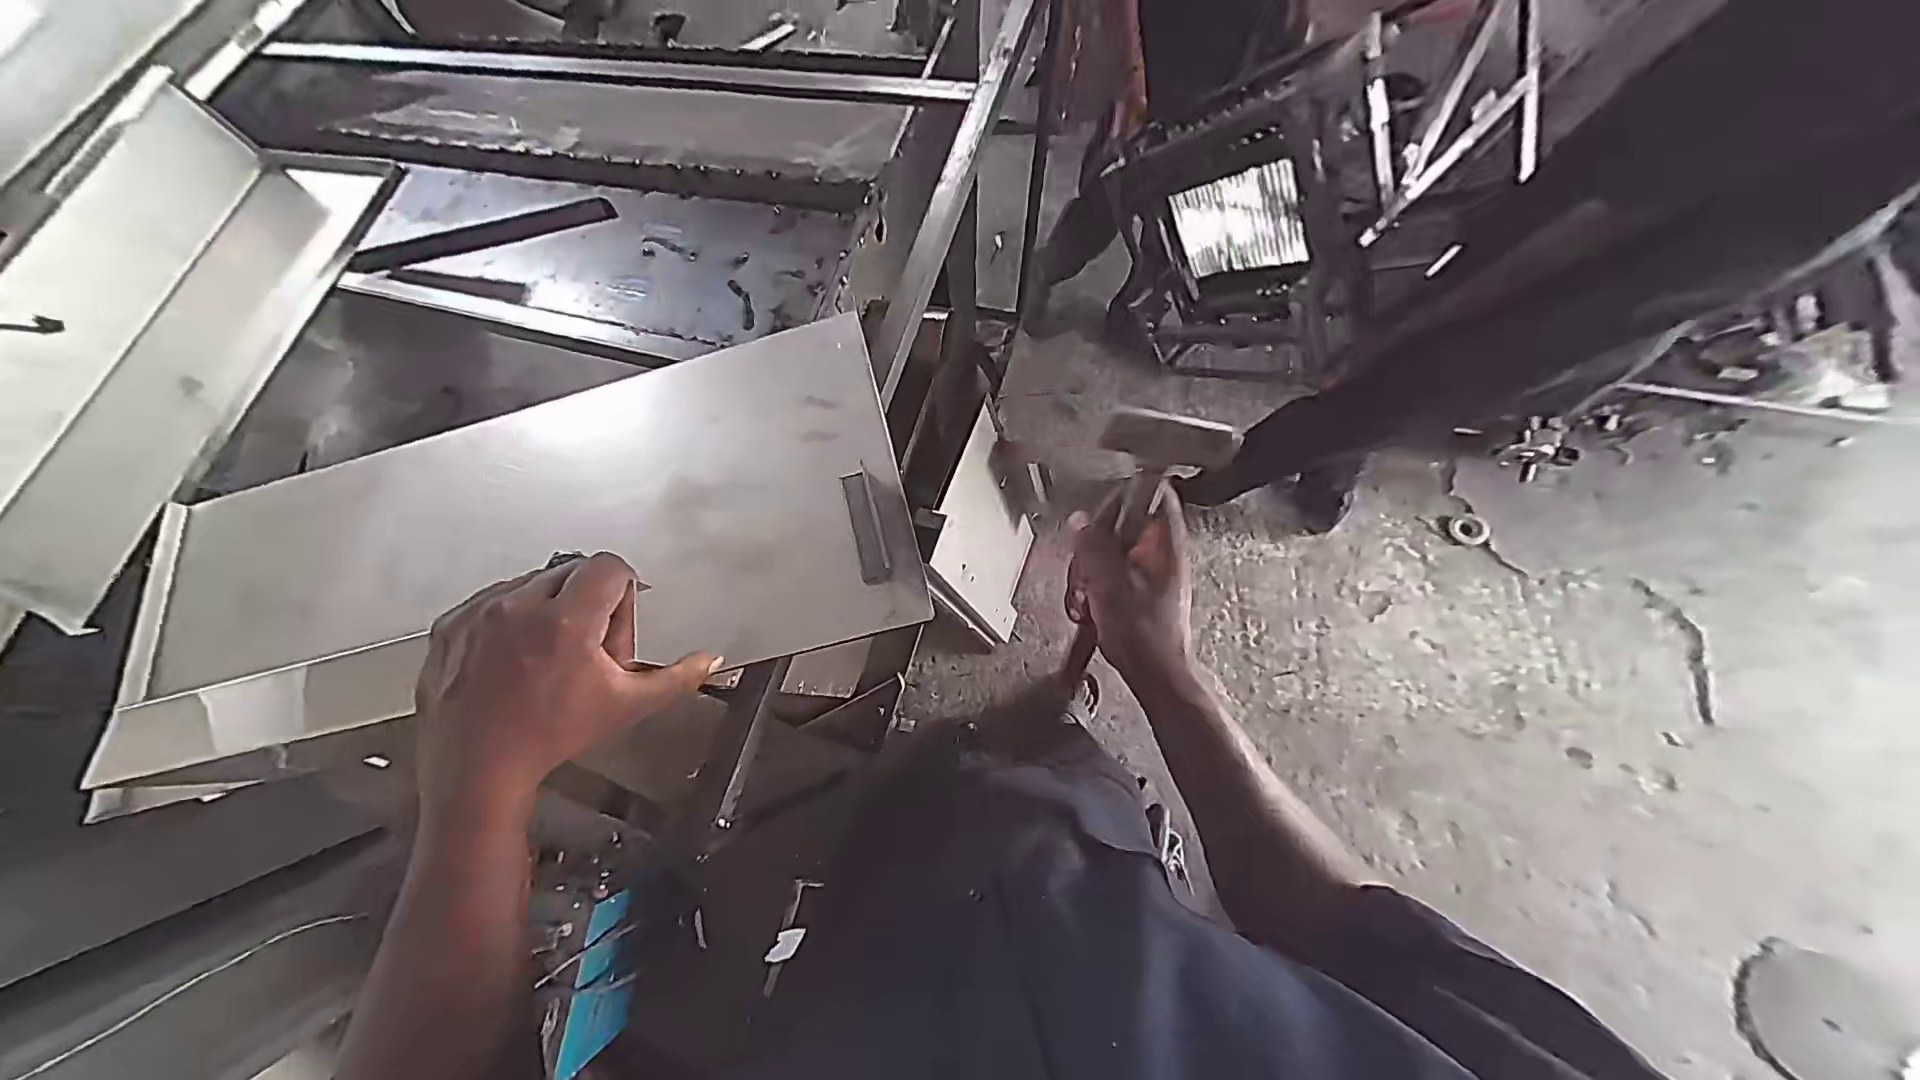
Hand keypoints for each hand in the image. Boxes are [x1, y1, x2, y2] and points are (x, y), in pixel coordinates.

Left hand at [414, 552, 719, 824]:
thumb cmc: (551, 738)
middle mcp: (518, 608)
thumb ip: (677, 678)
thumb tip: (708, 661)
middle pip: (573, 570)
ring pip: (533, 582)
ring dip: (551, 605)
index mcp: (566, 623)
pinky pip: (494, 598)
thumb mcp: (627, 706)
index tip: (618, 614)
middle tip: (589, 643)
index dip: (624, 588)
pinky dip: (512, 615)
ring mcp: (479, 614)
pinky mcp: (450, 625)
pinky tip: (519, 654)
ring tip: (550, 653)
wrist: (476, 771)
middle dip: (591, 599)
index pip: (608, 565)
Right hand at [1065, 485, 1193, 681]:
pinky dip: (1095, 590)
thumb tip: (1082, 521)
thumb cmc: (1144, 635)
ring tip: (1088, 599)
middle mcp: (1161, 556)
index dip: (1127, 495)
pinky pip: (1109, 578)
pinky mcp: (1139, 594)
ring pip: (1109, 556)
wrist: (1155, 673)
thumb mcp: (1107, 582)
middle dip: (1092, 550)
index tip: (1104, 503)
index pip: (1154, 496)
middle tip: (1086, 571)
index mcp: (1164, 545)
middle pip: (1119, 530)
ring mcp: (1151, 576)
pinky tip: (1091, 609)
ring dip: (1089, 575)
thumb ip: (1093, 546)